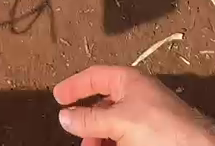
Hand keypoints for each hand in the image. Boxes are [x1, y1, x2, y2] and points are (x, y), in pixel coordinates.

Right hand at [52, 65, 214, 145]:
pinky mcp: (153, 135)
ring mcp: (145, 116)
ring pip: (114, 126)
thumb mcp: (119, 121)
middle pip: (103, 105)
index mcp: (128, 80)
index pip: (95, 76)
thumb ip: (90, 119)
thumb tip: (62, 116)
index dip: (75, 86)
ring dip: (101, 138)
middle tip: (81, 142)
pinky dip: (115, 143)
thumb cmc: (158, 127)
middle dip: (88, 124)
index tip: (56, 99)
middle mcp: (136, 95)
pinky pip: (126, 138)